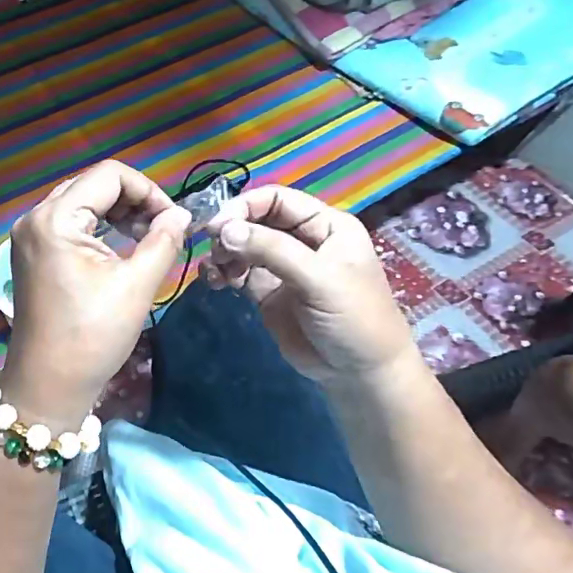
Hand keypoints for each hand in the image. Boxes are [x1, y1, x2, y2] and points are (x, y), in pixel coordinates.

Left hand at [1, 161, 190, 423]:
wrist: (47, 384)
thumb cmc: (91, 337)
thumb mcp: (136, 286)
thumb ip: (162, 240)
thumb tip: (181, 214)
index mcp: (54, 219)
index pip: (109, 176)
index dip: (148, 191)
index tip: (172, 220)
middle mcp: (34, 218)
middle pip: (92, 185)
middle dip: (132, 201)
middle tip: (160, 229)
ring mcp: (29, 236)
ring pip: (80, 203)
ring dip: (116, 213)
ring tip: (145, 237)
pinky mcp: (31, 253)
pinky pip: (68, 224)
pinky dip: (97, 228)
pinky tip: (119, 245)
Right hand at [205, 185, 416, 384]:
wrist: (358, 374)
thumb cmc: (353, 319)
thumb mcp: (319, 279)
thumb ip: (273, 250)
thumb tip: (223, 230)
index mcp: (325, 225)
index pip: (276, 199)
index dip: (244, 207)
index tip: (217, 227)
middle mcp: (302, 239)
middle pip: (254, 220)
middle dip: (230, 232)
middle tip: (215, 253)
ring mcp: (282, 266)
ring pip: (241, 245)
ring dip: (222, 253)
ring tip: (215, 273)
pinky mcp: (266, 291)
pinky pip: (236, 271)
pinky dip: (221, 272)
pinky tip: (214, 282)